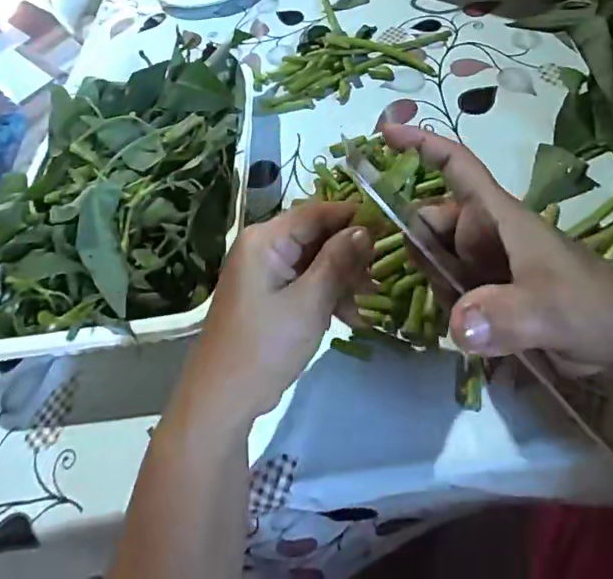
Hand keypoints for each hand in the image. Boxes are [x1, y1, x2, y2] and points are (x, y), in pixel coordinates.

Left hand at [173, 201, 371, 427]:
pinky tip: (351, 317)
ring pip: (315, 259)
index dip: (355, 216)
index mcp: (266, 238)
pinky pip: (305, 279)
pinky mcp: (269, 292)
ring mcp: (265, 269)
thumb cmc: (264, 348)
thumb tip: (365, 229)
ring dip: (343, 277)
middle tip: (381, 276)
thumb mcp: (308, 303)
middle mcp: (263, 245)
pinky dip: (327, 293)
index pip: (318, 211)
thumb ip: (338, 261)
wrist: (221, 401)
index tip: (391, 227)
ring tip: (369, 301)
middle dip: (351, 254)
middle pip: (318, 234)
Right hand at [379, 124, 612, 369]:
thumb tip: (457, 324)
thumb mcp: (553, 310)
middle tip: (430, 282)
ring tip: (464, 320)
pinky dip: (448, 309)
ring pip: (437, 261)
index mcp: (501, 216)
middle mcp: (488, 234)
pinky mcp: (491, 298)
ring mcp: (488, 267)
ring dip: (436, 285)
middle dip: (419, 247)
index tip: (383, 133)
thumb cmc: (597, 309)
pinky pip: (450, 292)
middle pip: (432, 222)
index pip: (457, 167)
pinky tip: (467, 336)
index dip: (421, 144)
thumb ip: (506, 316)